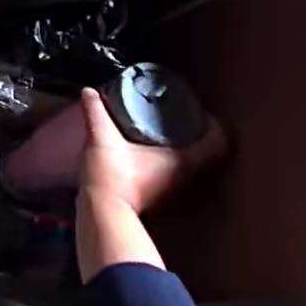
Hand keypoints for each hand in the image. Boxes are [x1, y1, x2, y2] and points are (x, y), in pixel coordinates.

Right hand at [73, 88, 224, 280]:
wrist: (102, 214)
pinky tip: (147, 159)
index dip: (216, 126)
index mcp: (182, 161)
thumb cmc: (112, 176)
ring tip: (164, 137)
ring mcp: (172, 192)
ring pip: (189, 169)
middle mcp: (185, 178)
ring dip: (182, 154)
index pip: (217, 142)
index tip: (204, 115)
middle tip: (183, 121)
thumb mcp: (101, 138)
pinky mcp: (157, 200)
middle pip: (205, 156)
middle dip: (197, 138)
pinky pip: (172, 178)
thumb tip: (88, 91)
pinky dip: (166, 167)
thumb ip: (95, 113)